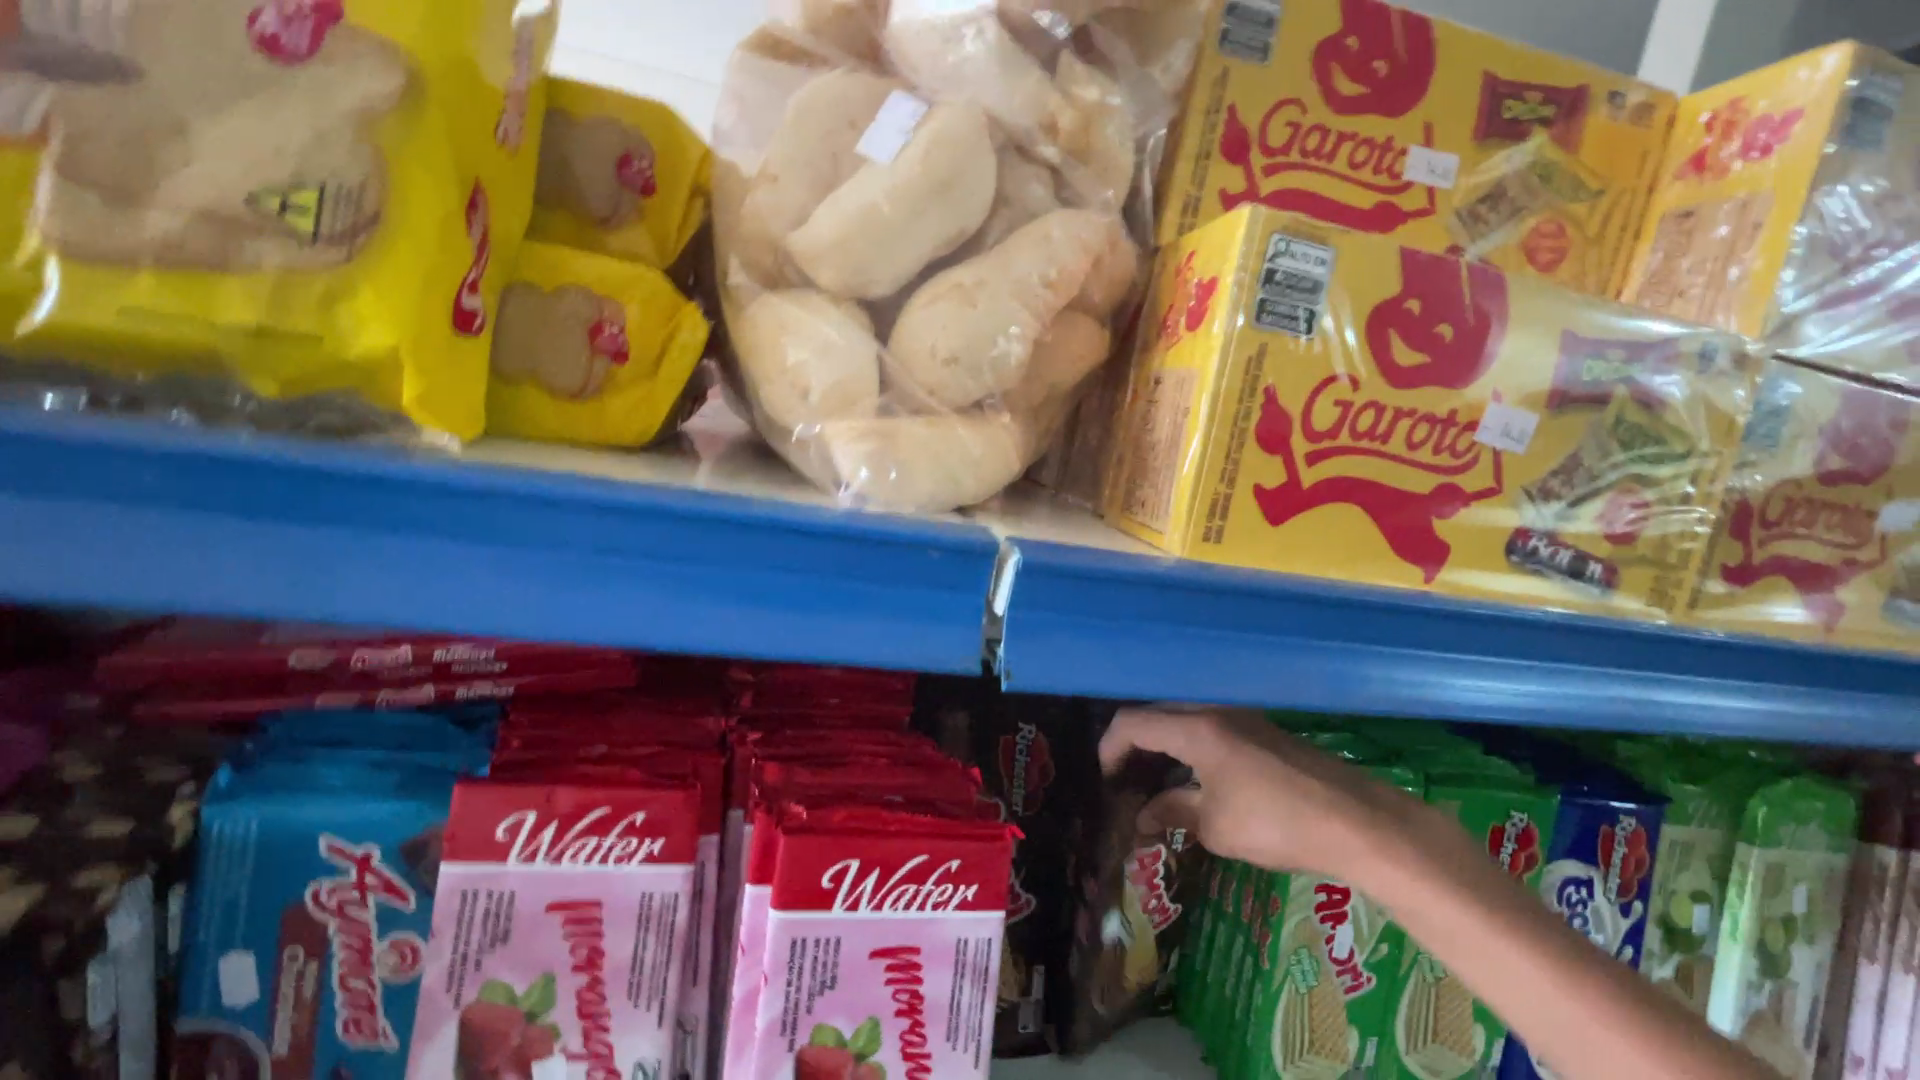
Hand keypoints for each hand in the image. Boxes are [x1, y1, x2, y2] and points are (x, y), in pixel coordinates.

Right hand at [1098, 705, 1428, 883]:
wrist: (1355, 821)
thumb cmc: (1276, 824)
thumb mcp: (1214, 827)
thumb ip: (1173, 812)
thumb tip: (1143, 816)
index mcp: (1195, 729)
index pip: (1132, 723)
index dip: (1110, 748)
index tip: (1105, 780)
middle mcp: (1215, 711)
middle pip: (1156, 713)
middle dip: (1133, 743)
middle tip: (1124, 780)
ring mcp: (1242, 717)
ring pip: (1184, 718)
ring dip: (1163, 744)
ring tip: (1154, 781)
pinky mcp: (1262, 730)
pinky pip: (1209, 727)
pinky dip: (1189, 746)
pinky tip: (1193, 779)